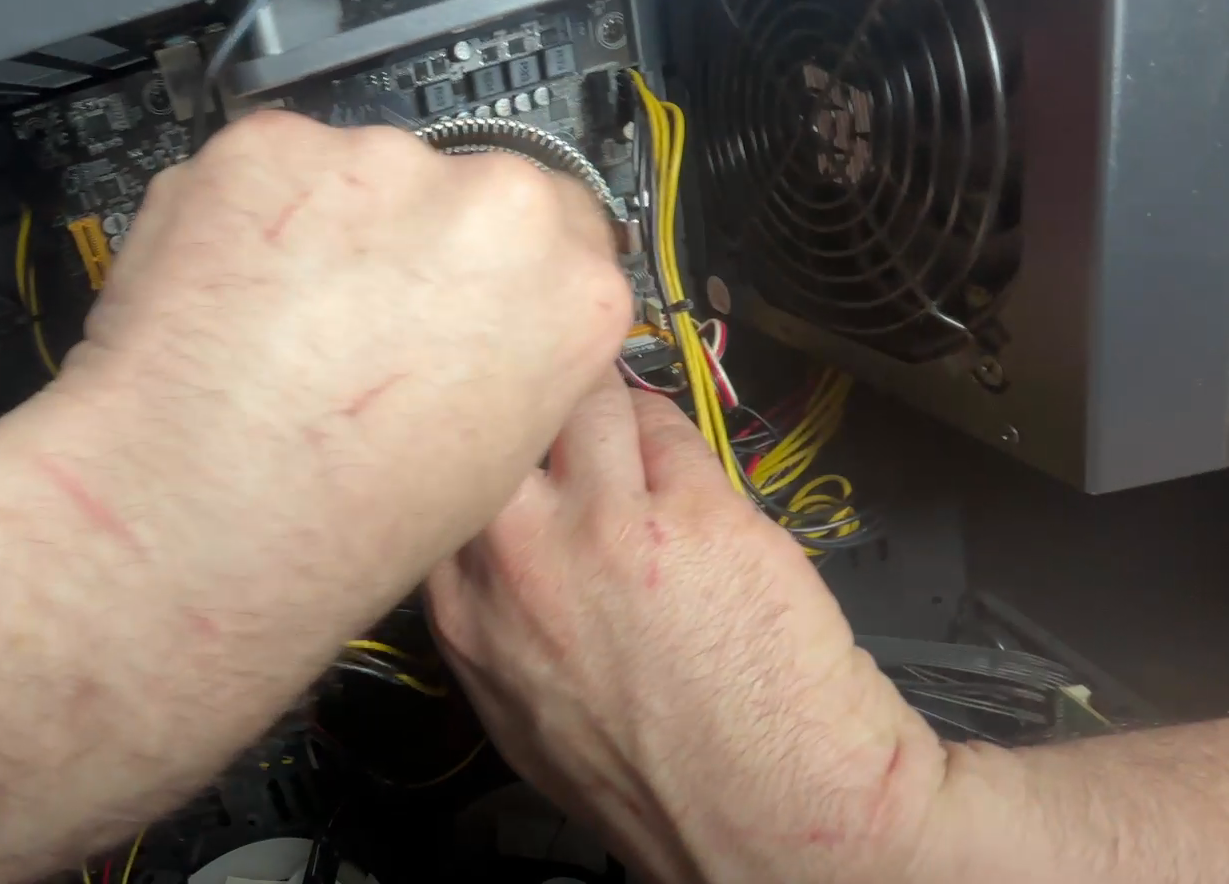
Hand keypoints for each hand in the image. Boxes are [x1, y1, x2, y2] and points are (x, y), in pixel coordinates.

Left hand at [55, 111, 631, 580]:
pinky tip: (226, 294)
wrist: (199, 521)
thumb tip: (470, 316)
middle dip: (405, 238)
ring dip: (323, 226)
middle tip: (344, 309)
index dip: (485, 256)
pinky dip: (247, 216)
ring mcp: (379, 166)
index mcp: (569, 290)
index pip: (553, 224)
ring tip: (272, 320)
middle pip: (452, 189)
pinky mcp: (272, 149)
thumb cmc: (338, 524)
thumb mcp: (484, 458)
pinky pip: (270, 172)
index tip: (442, 276)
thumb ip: (502, 356)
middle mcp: (493, 207)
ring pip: (355, 176)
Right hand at [427, 372, 948, 883]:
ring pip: (587, 402)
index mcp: (464, 604)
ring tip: (627, 432)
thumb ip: (479, 610)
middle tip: (558, 403)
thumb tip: (481, 532)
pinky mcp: (696, 513)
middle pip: (505, 419)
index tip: (504, 439)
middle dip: (531, 402)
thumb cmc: (641, 774)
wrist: (779, 827)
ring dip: (606, 405)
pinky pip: (667, 428)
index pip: (448, 477)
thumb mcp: (510, 705)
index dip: (482, 450)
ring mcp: (607, 525)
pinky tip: (682, 470)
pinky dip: (670, 437)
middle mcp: (520, 550)